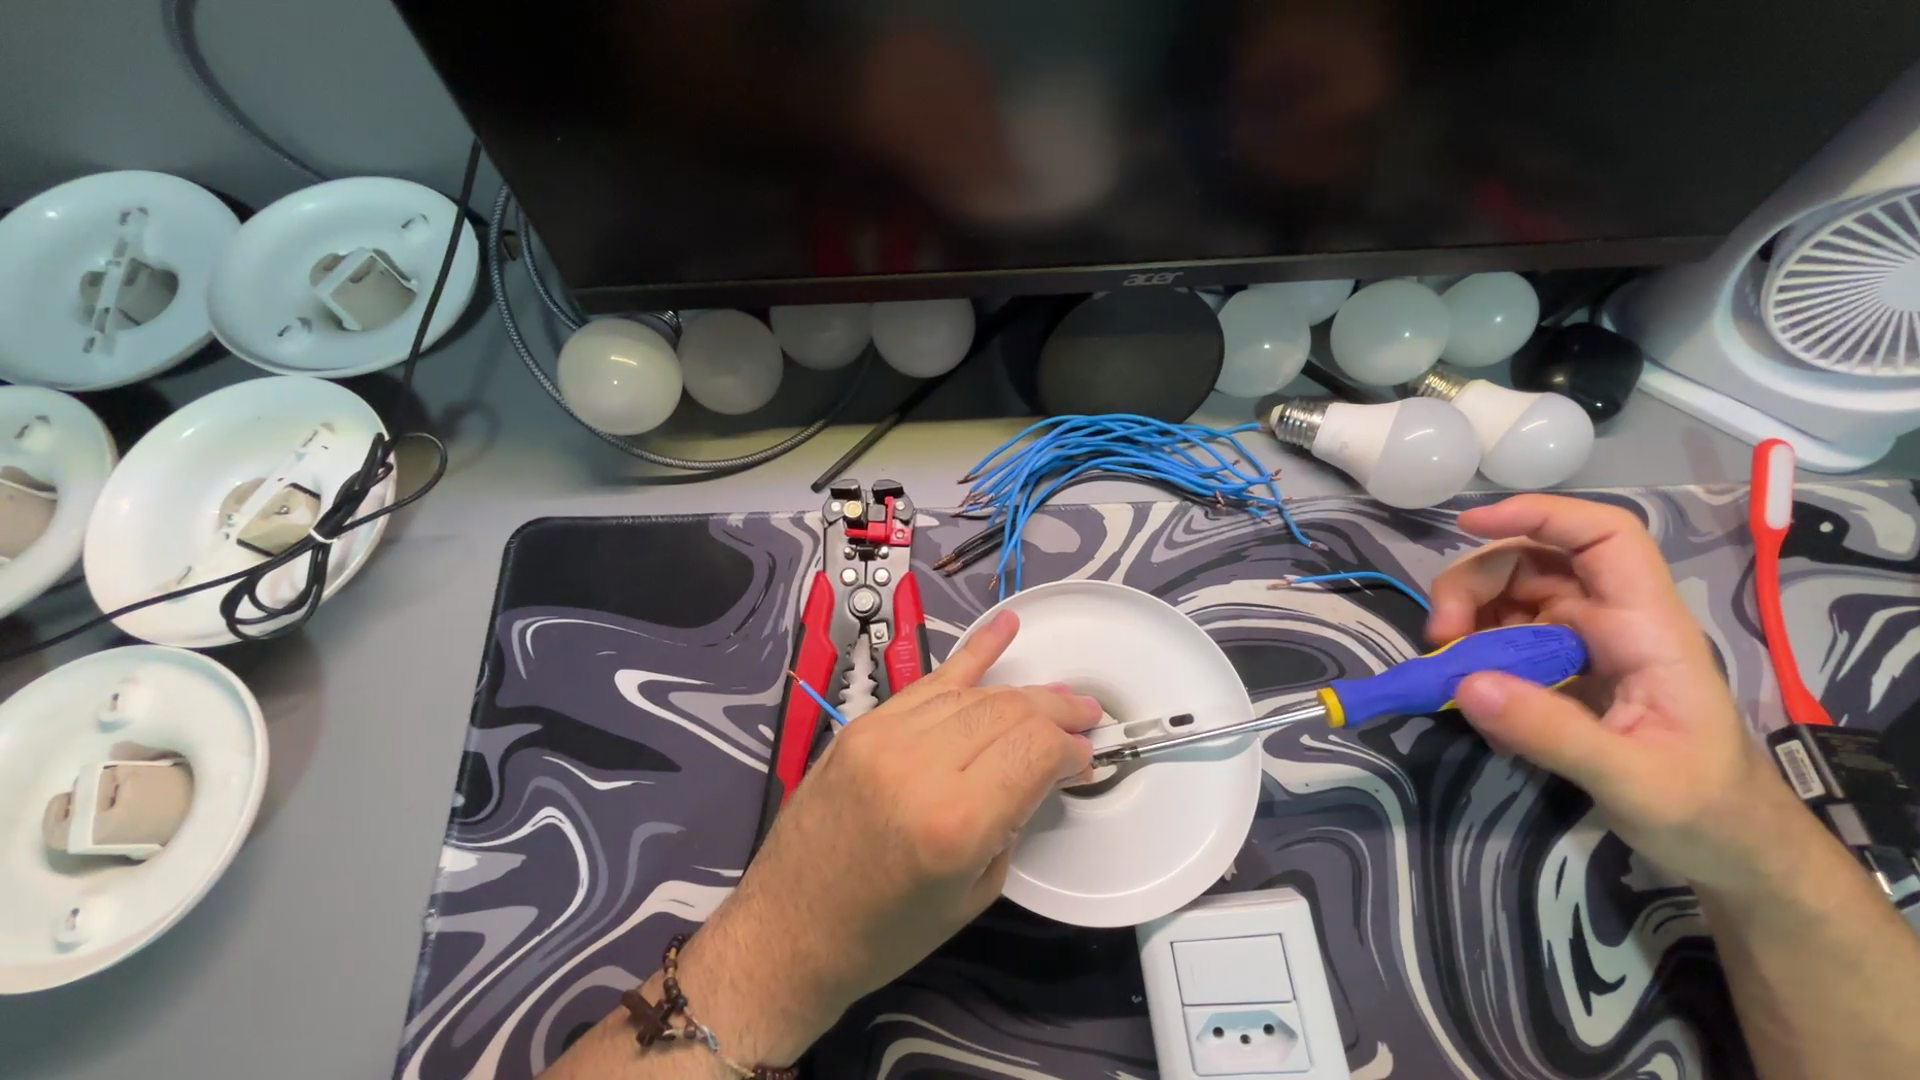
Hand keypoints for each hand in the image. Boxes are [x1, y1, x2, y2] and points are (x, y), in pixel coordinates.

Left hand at [678, 611, 1097, 1061]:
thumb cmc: (886, 930)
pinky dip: (972, 654)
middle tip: (1087, 715)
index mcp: (955, 820)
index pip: (1036, 750)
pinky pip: (928, 681)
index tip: (1086, 757)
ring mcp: (884, 736)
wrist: (790, 928)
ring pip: (974, 693)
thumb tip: (1042, 768)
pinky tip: (1004, 627)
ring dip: (1023, 691)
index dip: (1072, 747)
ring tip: (1057, 696)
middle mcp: (920, 765)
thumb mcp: (973, 892)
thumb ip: (1012, 819)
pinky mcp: (862, 724)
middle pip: (1009, 711)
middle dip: (1057, 710)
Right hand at [1429, 495, 1810, 893]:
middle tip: (1440, 637)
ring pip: (1510, 596)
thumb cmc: (1703, 809)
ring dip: (1465, 616)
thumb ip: (1551, 732)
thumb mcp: (1632, 781)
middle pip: (1533, 562)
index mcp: (1647, 628)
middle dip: (1474, 584)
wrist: (1730, 848)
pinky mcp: (1560, 669)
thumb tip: (1465, 684)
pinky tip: (1468, 695)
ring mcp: (1583, 644)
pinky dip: (1472, 654)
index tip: (1469, 525)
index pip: (1604, 538)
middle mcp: (1612, 622)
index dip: (1540, 514)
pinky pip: (1503, 638)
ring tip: (1446, 665)